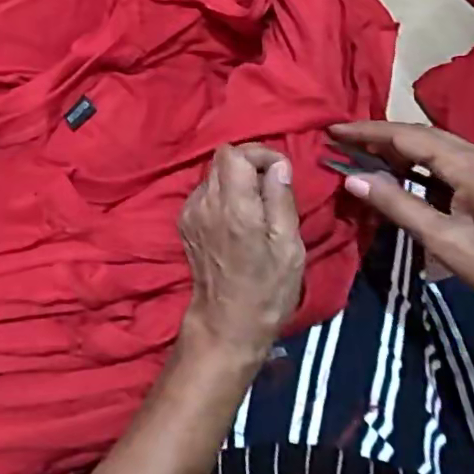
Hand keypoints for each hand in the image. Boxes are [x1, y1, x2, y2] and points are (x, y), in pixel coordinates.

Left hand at [177, 145, 303, 364]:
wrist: (227, 320)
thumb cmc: (268, 288)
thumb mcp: (289, 247)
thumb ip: (280, 200)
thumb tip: (278, 165)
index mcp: (233, 207)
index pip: (233, 154)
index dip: (258, 154)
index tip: (279, 171)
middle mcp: (205, 202)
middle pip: (220, 159)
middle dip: (248, 163)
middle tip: (271, 186)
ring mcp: (190, 210)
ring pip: (211, 174)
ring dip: (234, 179)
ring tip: (257, 204)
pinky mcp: (184, 220)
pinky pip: (203, 192)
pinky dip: (221, 194)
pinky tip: (237, 218)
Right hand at [330, 121, 473, 359]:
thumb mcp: (447, 244)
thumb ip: (397, 205)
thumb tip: (351, 176)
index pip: (409, 137)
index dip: (367, 131)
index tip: (332, 130)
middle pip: (428, 136)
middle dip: (384, 136)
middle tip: (347, 142)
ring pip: (450, 148)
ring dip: (410, 150)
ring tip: (376, 159)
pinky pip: (470, 162)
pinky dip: (436, 164)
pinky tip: (424, 181)